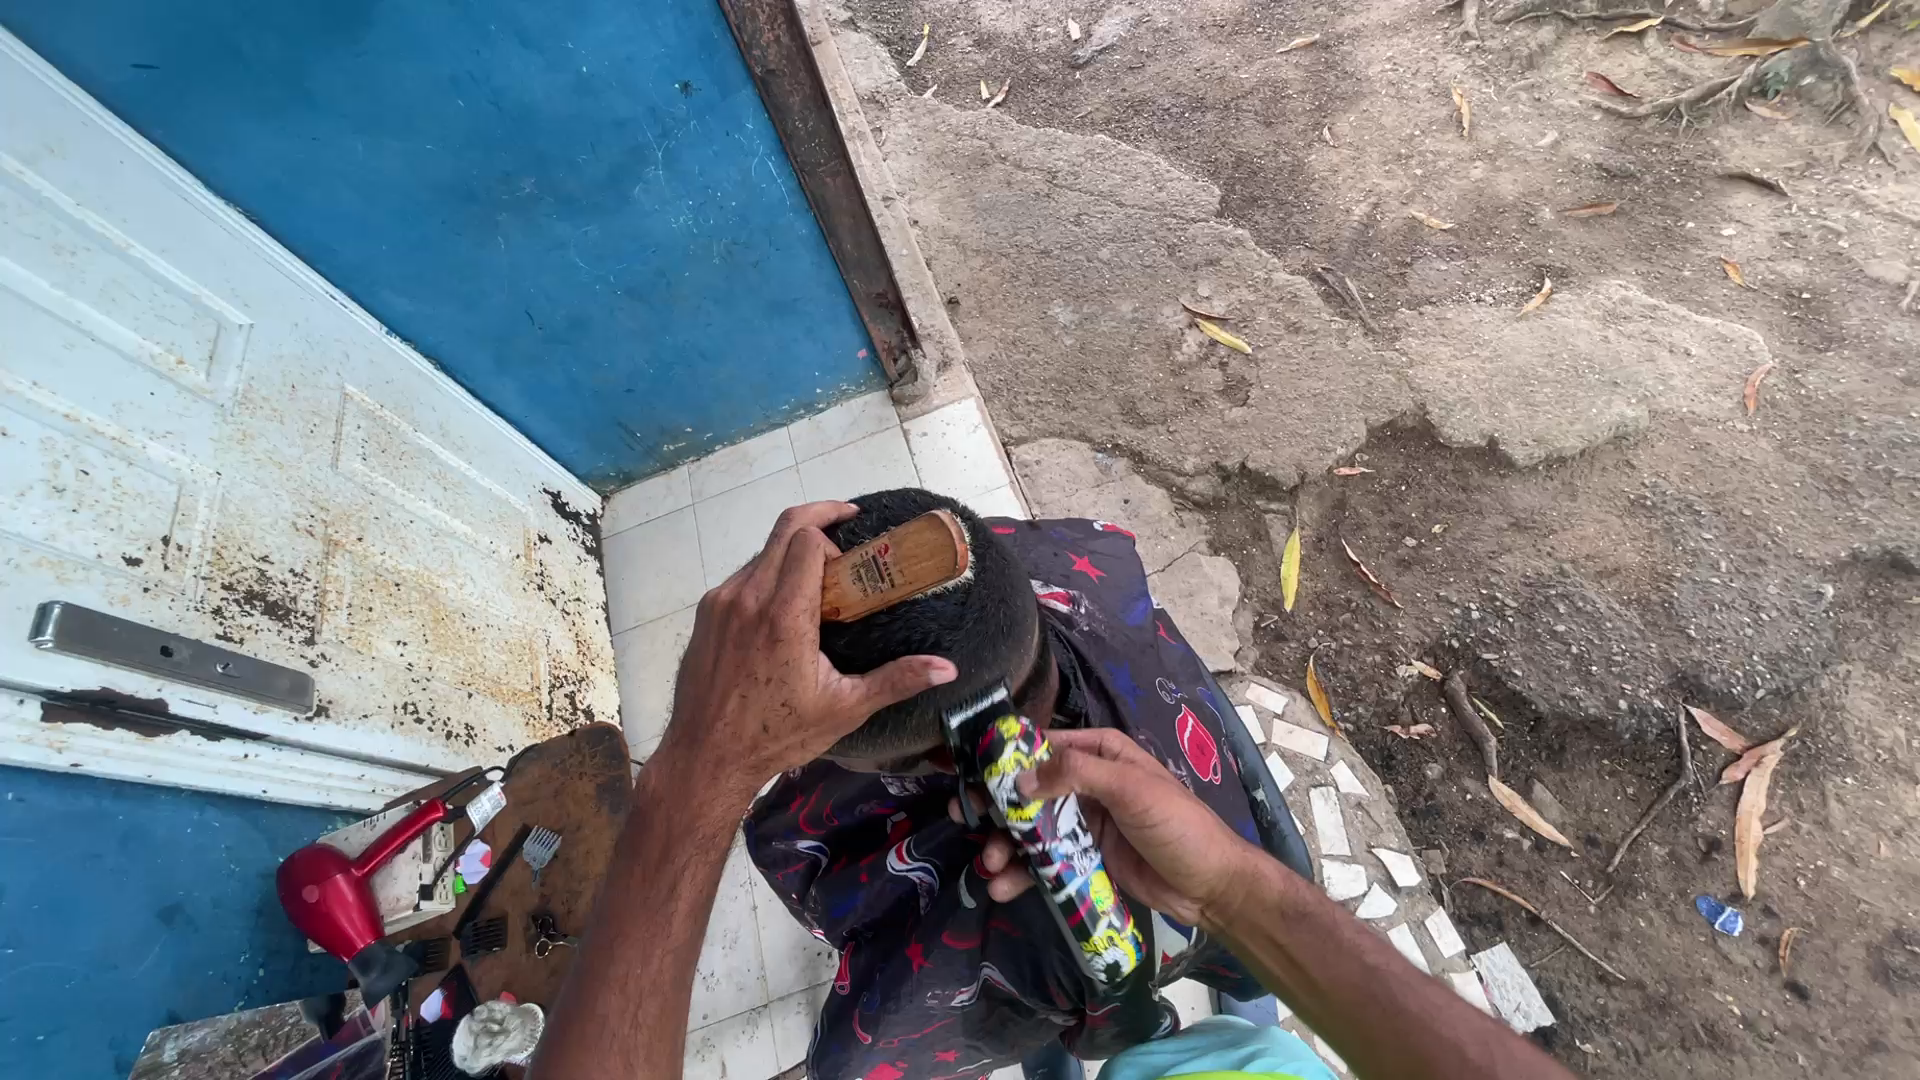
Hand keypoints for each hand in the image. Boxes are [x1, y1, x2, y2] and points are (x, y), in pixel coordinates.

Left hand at [662, 501, 956, 794]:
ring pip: (762, 551)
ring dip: (793, 551)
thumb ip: (897, 680)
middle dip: (819, 517)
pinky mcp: (706, 613)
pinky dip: (769, 574)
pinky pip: (743, 575)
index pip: (806, 539)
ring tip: (820, 577)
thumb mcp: (844, 708)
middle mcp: (748, 597)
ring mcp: (721, 602)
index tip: (854, 554)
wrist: (704, 758)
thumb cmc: (776, 735)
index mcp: (784, 615)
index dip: (833, 537)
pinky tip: (785, 605)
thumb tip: (948, 668)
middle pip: (784, 528)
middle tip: (848, 524)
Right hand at [954, 726, 1258, 926]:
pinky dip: (1023, 872)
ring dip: (1005, 844)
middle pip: (1029, 788)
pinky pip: (1045, 861)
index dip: (1006, 757)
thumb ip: (1077, 773)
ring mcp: (1083, 822)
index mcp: (1099, 752)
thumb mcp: (1130, 788)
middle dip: (996, 805)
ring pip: (1031, 827)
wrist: (1211, 886)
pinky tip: (1003, 886)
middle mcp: (1086, 782)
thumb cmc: (1176, 823)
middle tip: (960, 816)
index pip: (1043, 746)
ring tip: (989, 865)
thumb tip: (1020, 778)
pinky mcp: (1084, 858)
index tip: (970, 772)